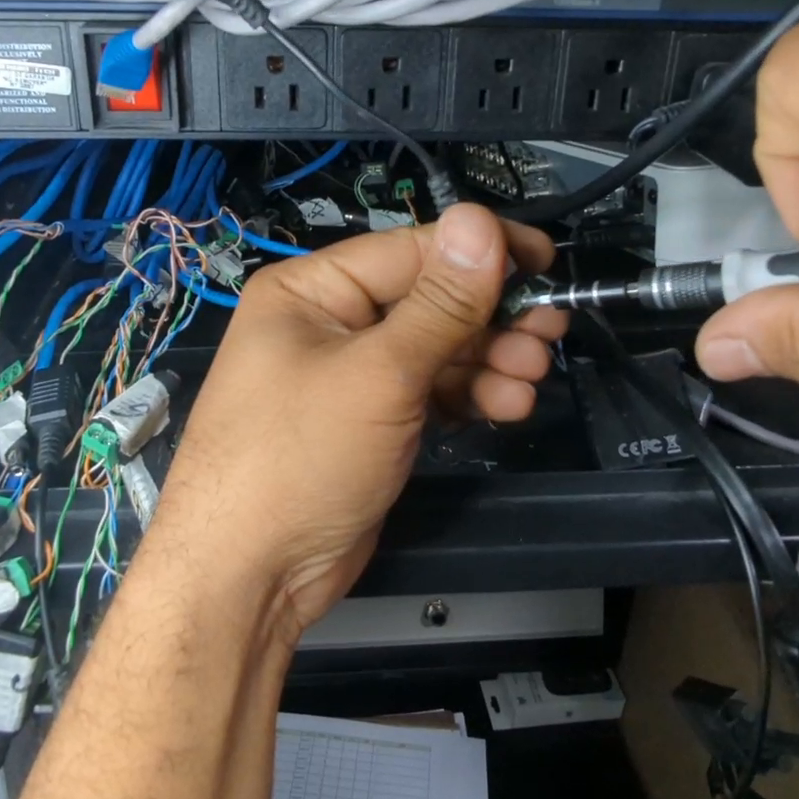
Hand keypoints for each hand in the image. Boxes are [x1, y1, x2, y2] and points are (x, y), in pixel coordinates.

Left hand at [152, 205, 565, 635]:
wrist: (248, 579)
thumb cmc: (299, 458)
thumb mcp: (378, 375)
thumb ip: (440, 303)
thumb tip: (480, 219)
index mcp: (311, 290)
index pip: (409, 251)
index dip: (480, 252)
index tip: (545, 261)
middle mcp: (329, 324)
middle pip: (427, 302)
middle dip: (490, 318)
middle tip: (549, 331)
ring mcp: (350, 377)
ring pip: (435, 350)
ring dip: (488, 360)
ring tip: (531, 378)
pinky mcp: (369, 423)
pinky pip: (428, 392)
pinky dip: (468, 395)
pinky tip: (507, 405)